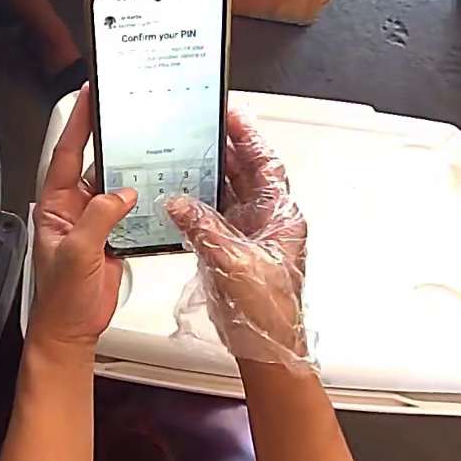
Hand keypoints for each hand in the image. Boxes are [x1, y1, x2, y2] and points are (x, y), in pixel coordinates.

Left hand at [31, 84, 135, 352]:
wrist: (74, 327)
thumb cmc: (62, 298)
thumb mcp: (76, 253)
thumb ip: (98, 219)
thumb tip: (121, 195)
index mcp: (55, 206)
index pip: (66, 154)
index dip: (77, 124)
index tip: (87, 97)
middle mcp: (74, 208)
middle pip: (91, 162)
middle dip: (105, 135)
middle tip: (122, 110)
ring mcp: (95, 220)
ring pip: (113, 183)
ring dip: (128, 166)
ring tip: (146, 142)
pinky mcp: (113, 234)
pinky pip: (129, 207)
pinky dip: (142, 196)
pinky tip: (155, 185)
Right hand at [163, 107, 310, 366]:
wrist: (264, 346)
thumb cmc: (268, 311)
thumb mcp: (234, 262)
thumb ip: (204, 228)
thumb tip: (180, 202)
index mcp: (280, 217)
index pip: (266, 164)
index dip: (249, 136)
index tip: (230, 114)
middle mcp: (267, 220)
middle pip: (247, 171)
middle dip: (226, 148)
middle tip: (203, 127)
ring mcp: (249, 232)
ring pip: (229, 190)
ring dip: (211, 173)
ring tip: (189, 153)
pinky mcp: (231, 246)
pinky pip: (214, 213)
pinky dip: (198, 201)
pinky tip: (183, 193)